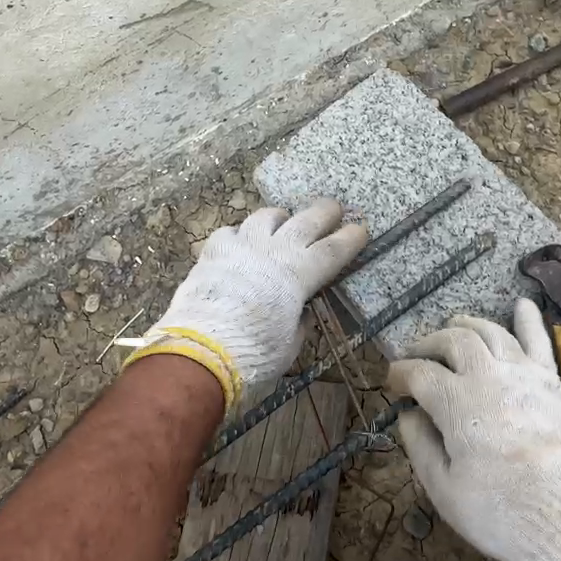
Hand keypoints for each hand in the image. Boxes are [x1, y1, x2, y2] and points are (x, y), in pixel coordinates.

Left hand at [127, 200, 365, 409]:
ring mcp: (242, 246)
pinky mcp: (213, 251)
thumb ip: (297, 319)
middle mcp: (274, 252)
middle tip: (334, 206)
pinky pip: (231, 231)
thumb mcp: (289, 343)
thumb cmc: (253, 354)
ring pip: (266, 217)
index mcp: (299, 275)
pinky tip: (240, 241)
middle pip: (305, 222)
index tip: (361, 228)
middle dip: (323, 212)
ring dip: (280, 216)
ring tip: (284, 219)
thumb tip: (297, 310)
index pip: (333, 251)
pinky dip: (240, 234)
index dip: (349, 239)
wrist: (200, 353)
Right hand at [387, 302, 560, 560]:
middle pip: (453, 341)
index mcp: (455, 402)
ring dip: (467, 325)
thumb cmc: (497, 511)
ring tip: (454, 327)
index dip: (400, 373)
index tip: (392, 382)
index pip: (419, 373)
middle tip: (418, 357)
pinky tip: (523, 305)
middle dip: (429, 344)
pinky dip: (529, 320)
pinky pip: (539, 342)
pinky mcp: (550, 383)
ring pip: (490, 332)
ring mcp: (521, 374)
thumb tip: (407, 415)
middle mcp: (487, 376)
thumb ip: (420, 446)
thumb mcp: (443, 489)